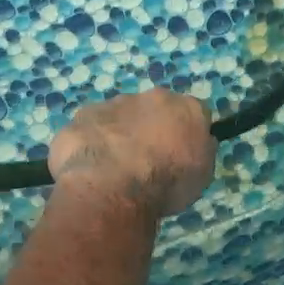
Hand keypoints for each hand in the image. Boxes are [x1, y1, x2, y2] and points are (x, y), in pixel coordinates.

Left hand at [47, 88, 217, 218]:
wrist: (114, 187)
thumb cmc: (167, 183)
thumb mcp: (203, 174)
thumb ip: (202, 150)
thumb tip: (200, 141)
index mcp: (185, 107)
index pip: (193, 112)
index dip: (187, 132)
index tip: (181, 153)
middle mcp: (150, 96)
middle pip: (153, 109)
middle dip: (150, 128)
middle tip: (146, 160)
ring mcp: (112, 104)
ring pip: (118, 116)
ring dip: (118, 134)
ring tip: (113, 168)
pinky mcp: (80, 117)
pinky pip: (89, 130)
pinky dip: (90, 144)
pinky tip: (89, 169)